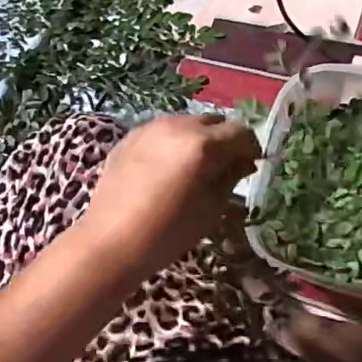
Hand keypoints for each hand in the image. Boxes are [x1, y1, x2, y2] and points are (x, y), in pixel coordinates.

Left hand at [72, 112, 260, 278]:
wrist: (111, 241)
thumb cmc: (168, 231)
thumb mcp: (211, 208)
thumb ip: (230, 177)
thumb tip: (241, 161)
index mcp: (202, 143)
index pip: (240, 131)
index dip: (249, 148)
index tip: (249, 167)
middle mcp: (176, 126)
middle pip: (212, 121)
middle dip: (223, 140)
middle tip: (223, 168)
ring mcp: (148, 129)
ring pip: (184, 123)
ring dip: (196, 139)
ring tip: (193, 168)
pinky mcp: (127, 139)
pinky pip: (159, 132)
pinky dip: (170, 143)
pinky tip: (165, 169)